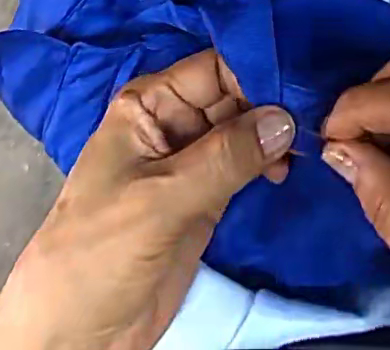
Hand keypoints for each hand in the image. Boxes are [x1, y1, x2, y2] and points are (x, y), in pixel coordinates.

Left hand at [0, 50, 294, 349]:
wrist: (72, 342)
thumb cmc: (96, 257)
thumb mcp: (159, 200)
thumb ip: (225, 157)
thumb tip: (287, 119)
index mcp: (151, 104)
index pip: (217, 67)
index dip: (259, 71)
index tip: (303, 85)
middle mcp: (176, 119)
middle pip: (239, 91)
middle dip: (276, 101)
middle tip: (317, 116)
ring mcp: (195, 155)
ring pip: (250, 124)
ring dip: (279, 132)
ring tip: (307, 147)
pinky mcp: (211, 188)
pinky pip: (251, 158)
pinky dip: (274, 158)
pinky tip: (288, 169)